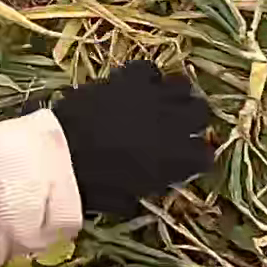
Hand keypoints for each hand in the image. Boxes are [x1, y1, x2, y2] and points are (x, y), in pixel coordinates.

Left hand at [52, 60, 212, 216]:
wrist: (61, 155)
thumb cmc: (94, 187)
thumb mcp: (131, 197)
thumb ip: (155, 181)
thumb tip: (161, 174)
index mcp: (176, 158)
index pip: (205, 155)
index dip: (197, 156)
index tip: (189, 158)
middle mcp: (173, 123)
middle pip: (201, 112)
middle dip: (194, 119)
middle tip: (180, 125)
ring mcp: (153, 96)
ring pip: (182, 84)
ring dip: (175, 94)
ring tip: (163, 101)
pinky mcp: (130, 78)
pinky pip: (149, 69)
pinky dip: (147, 77)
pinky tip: (139, 86)